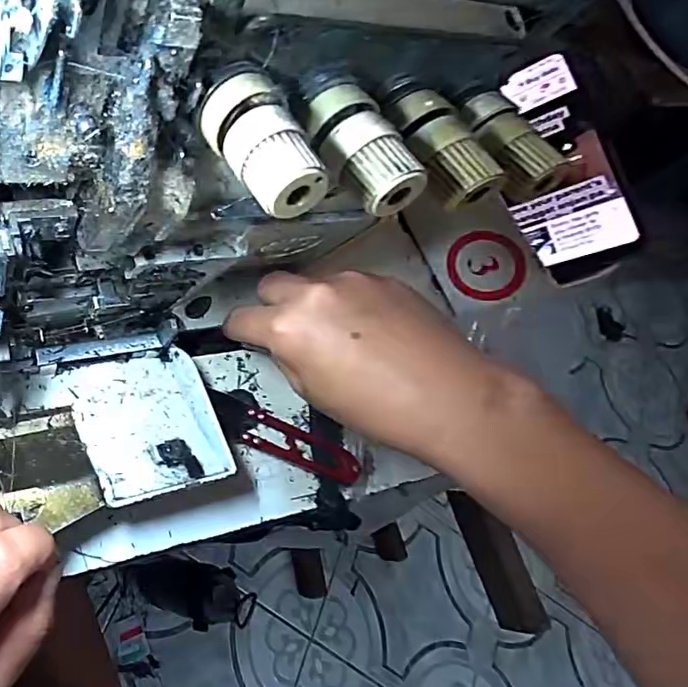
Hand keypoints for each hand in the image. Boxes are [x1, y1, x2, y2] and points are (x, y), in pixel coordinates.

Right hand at [223, 270, 539, 466]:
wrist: (450, 395)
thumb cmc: (376, 409)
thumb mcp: (314, 393)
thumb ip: (288, 358)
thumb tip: (285, 345)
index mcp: (287, 328)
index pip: (241, 318)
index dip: (236, 330)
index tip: (242, 335)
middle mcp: (313, 294)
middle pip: (271, 284)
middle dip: (270, 304)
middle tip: (288, 329)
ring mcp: (351, 280)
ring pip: (314, 282)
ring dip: (314, 302)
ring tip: (342, 332)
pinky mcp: (384, 277)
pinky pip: (351, 284)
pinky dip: (349, 300)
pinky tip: (373, 327)